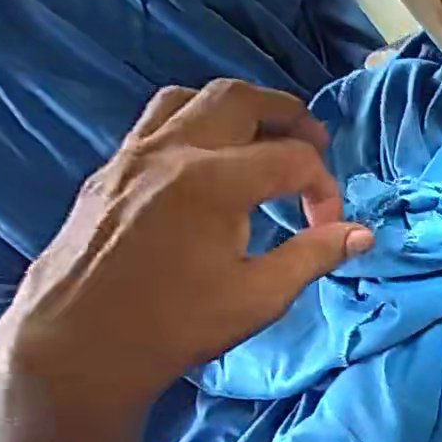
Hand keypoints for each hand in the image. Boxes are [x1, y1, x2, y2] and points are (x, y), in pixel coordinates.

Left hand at [0, 80, 373, 424]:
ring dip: (240, 111)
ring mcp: (134, 154)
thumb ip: (314, 255)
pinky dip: (199, 123)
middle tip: (316, 144)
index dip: (325, 189)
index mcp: (215, 181)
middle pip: (242, 99)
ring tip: (264, 141)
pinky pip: (160, 120)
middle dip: (289, 116)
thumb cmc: (177, 324)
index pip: (293, 159)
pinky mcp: (112, 169)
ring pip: (194, 98)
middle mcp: (173, 150)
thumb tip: (362, 234)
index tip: (329, 229)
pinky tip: (211, 162)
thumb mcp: (261, 296)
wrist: (79, 343)